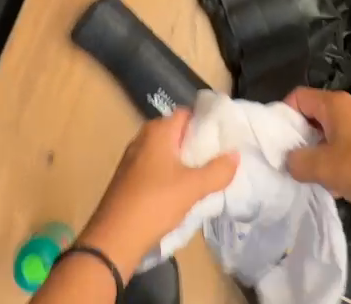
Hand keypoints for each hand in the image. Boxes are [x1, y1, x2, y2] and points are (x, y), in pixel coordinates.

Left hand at [79, 110, 238, 270]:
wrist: (115, 237)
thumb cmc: (155, 202)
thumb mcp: (193, 188)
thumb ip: (217, 171)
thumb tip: (235, 155)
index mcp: (158, 130)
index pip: (187, 114)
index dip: (206, 122)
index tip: (225, 137)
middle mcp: (144, 137)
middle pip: (177, 132)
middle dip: (197, 144)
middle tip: (218, 159)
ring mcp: (133, 157)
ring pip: (166, 152)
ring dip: (184, 162)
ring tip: (205, 177)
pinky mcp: (129, 177)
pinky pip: (156, 167)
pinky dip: (170, 174)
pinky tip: (181, 192)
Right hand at [284, 87, 350, 220]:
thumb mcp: (325, 167)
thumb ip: (298, 161)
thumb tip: (289, 160)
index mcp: (334, 104)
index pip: (298, 96)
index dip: (282, 115)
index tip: (276, 142)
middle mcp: (348, 109)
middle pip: (312, 115)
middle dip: (300, 139)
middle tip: (291, 164)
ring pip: (328, 135)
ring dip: (318, 156)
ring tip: (314, 180)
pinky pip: (344, 149)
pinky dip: (336, 165)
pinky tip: (339, 189)